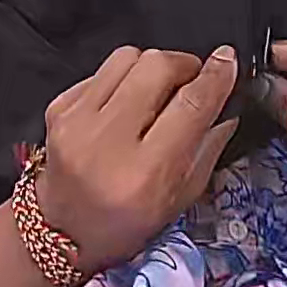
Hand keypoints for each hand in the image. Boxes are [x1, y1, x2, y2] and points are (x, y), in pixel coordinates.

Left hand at [37, 45, 240, 272]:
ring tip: (155, 91)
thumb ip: (209, 144)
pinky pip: (102, 69)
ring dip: (151, 68)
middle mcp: (107, 143)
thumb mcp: (182, 196)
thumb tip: (227, 96)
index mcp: (145, 174)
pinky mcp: (58, 108)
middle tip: (190, 80)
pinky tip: (124, 104)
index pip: (189, 105)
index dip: (215, 76)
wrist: (62, 230)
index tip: (227, 59)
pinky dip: (122, 79)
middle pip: (157, 67)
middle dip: (184, 65)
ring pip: (128, 57)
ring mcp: (76, 122)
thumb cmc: (128, 220)